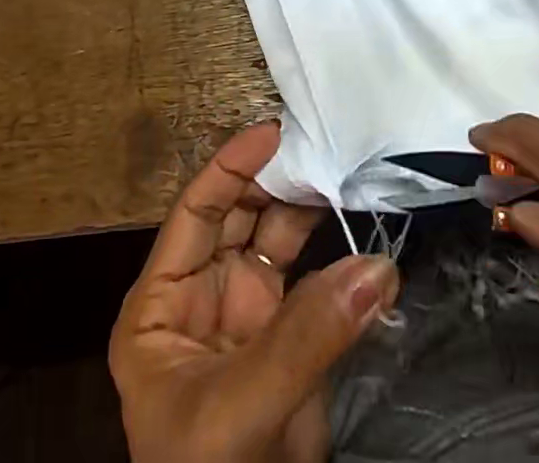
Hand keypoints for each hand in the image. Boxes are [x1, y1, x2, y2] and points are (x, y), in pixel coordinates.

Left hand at [110, 122, 400, 462]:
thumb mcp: (238, 406)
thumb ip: (304, 337)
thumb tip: (377, 266)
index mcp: (162, 303)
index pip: (196, 214)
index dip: (230, 168)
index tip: (273, 132)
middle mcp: (204, 293)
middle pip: (243, 217)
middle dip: (279, 182)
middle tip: (327, 151)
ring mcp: (250, 312)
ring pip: (282, 241)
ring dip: (315, 212)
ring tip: (353, 181)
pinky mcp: (293, 333)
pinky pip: (319, 280)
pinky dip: (343, 260)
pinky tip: (369, 244)